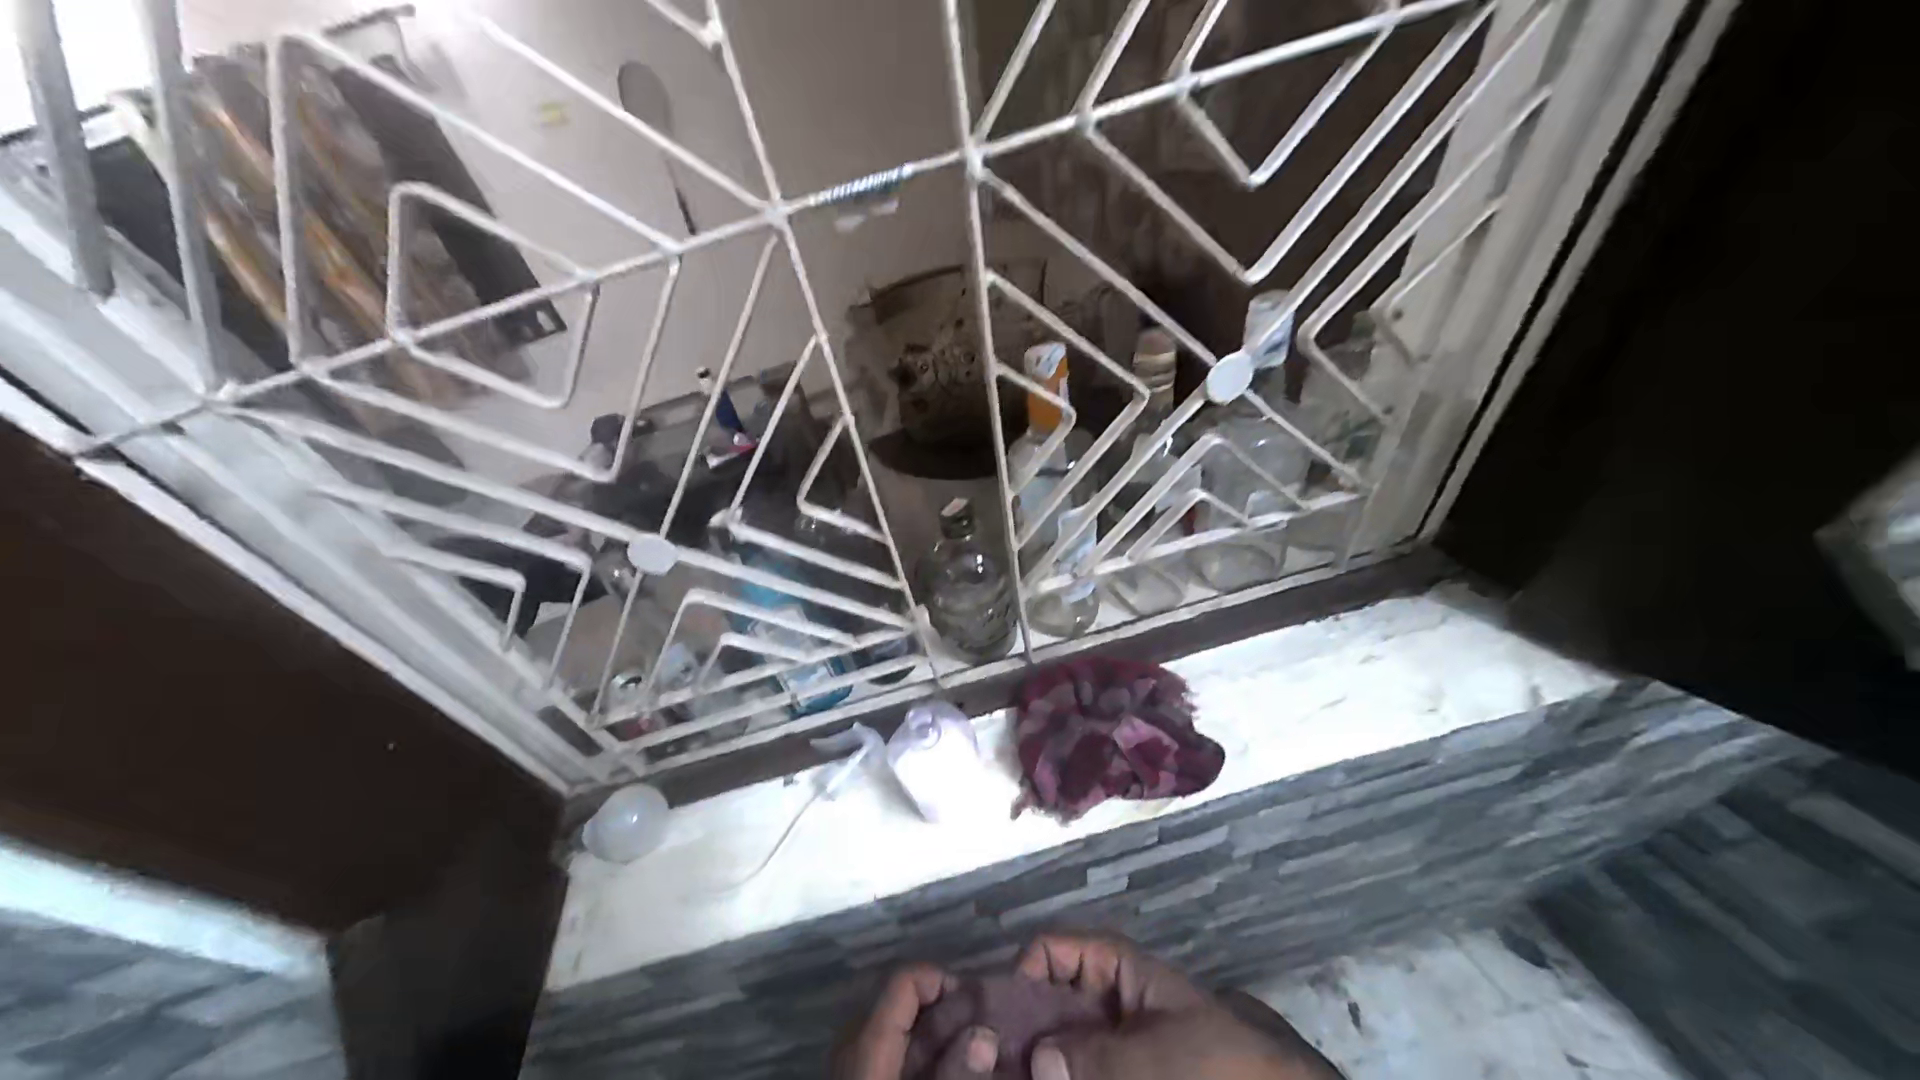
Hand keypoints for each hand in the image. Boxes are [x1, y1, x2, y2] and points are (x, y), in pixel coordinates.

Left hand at [838, 964, 1000, 1079]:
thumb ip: (956, 1077)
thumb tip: (986, 1034)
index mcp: (866, 1042)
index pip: (905, 979)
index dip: (943, 984)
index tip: (980, 1012)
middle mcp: (853, 1044)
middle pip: (903, 1002)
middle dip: (946, 1011)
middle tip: (985, 1036)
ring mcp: (852, 1068)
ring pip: (899, 1030)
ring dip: (937, 1037)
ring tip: (975, 1058)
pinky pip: (890, 1055)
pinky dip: (921, 1060)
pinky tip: (948, 1074)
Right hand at [1016, 935, 1343, 1079]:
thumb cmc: (1218, 1064)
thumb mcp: (1157, 1056)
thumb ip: (1095, 1056)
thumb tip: (1036, 1060)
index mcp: (1114, 967)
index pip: (1051, 950)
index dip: (1021, 976)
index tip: (999, 1024)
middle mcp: (1103, 998)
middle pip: (1046, 1000)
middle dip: (1020, 1030)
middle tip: (994, 1066)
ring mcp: (1110, 1040)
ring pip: (1058, 1044)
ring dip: (1038, 1065)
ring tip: (1010, 1078)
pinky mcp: (1116, 1070)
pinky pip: (1079, 1070)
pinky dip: (1063, 1077)